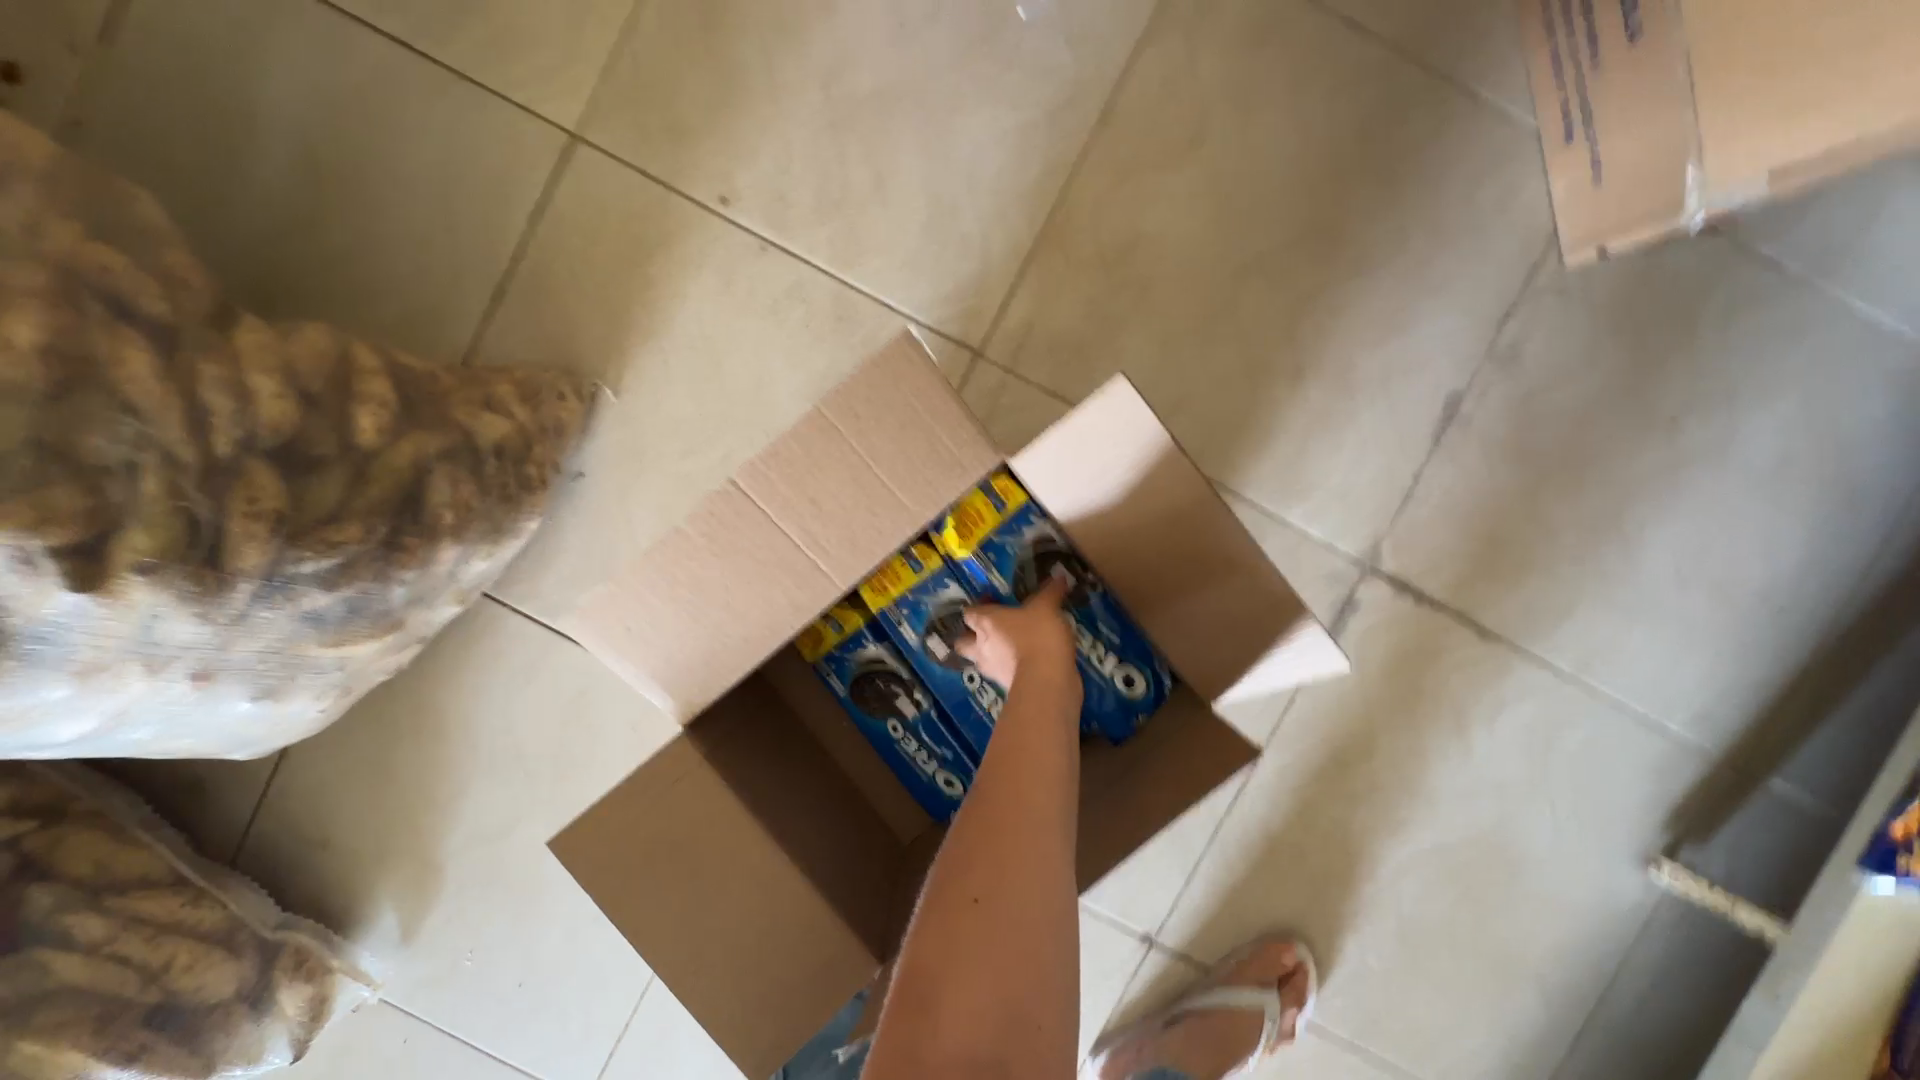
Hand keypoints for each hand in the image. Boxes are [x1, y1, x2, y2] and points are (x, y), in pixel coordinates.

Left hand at [957, 577, 1078, 691]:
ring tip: (1005, 650)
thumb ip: (1051, 592)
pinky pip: (1000, 675)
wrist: (1046, 680)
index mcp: (986, 621)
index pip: (969, 613)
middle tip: (987, 632)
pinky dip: (1007, 670)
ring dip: (987, 656)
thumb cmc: (1039, 635)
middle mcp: (982, 645)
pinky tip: (1022, 665)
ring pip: (979, 661)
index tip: (991, 603)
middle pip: (963, 641)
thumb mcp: (1048, 607)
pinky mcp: (1005, 686)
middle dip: (970, 637)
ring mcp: (991, 669)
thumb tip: (1059, 575)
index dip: (977, 608)